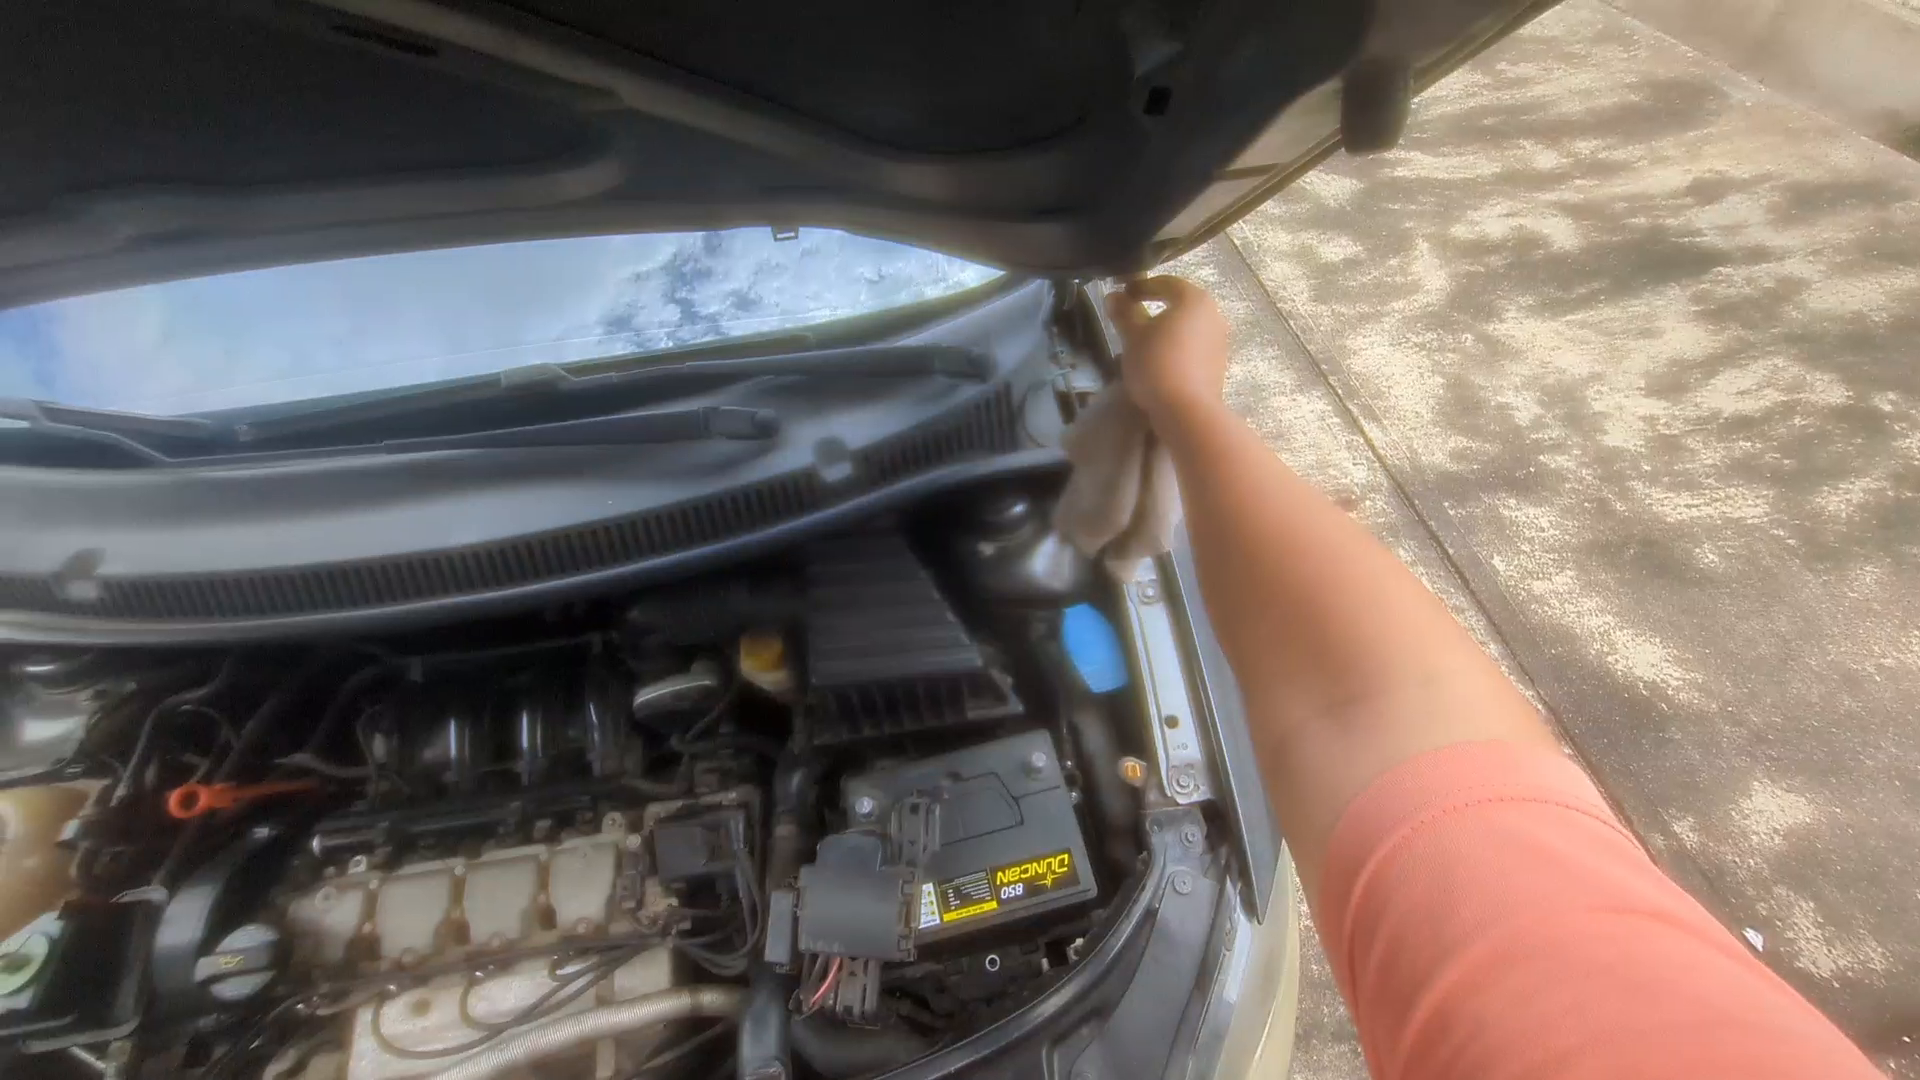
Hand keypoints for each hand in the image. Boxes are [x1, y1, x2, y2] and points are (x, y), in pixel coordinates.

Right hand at [1106, 275, 1229, 427]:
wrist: (1187, 410)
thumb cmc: (1157, 364)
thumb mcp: (1133, 337)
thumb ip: (1124, 313)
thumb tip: (1114, 296)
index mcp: (1195, 300)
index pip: (1167, 283)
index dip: (1142, 286)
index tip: (1123, 294)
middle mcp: (1213, 315)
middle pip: (1181, 305)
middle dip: (1157, 308)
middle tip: (1133, 316)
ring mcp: (1220, 341)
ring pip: (1188, 328)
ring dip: (1167, 331)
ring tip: (1145, 343)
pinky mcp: (1218, 365)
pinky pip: (1194, 348)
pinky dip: (1177, 348)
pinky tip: (1160, 362)